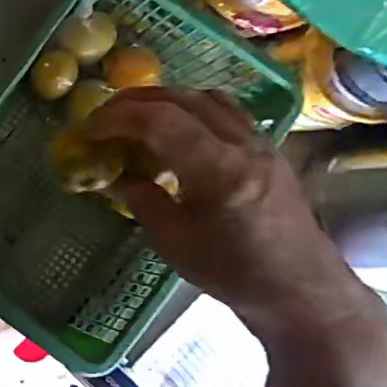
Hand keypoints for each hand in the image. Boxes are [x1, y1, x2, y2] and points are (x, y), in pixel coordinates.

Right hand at [85, 88, 381, 344]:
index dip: (116, 119)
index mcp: (217, 169)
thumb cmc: (232, 272)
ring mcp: (259, 142)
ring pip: (205, 97)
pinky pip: (225, 111)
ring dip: (163, 99)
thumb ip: (143, 200)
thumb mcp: (172, 242)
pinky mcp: (266, 149)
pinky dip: (190, 108)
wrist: (298, 289)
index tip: (88, 133)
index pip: (159, 120)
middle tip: (102, 117)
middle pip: (181, 98)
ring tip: (134, 117)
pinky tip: (175, 128)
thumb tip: (118, 177)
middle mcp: (241, 144)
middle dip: (134, 102)